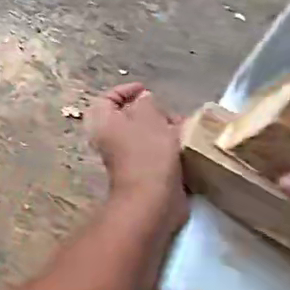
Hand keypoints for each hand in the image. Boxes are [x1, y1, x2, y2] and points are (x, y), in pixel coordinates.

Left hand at [83, 83, 185, 222]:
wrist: (153, 199)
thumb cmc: (147, 151)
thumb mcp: (148, 116)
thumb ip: (145, 102)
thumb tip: (144, 100)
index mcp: (103, 122)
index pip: (107, 98)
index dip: (126, 90)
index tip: (146, 90)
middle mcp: (110, 139)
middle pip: (129, 116)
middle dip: (152, 111)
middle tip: (169, 111)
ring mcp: (127, 157)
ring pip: (145, 135)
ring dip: (164, 128)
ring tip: (184, 127)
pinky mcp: (144, 172)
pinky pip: (155, 152)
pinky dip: (169, 146)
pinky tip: (186, 144)